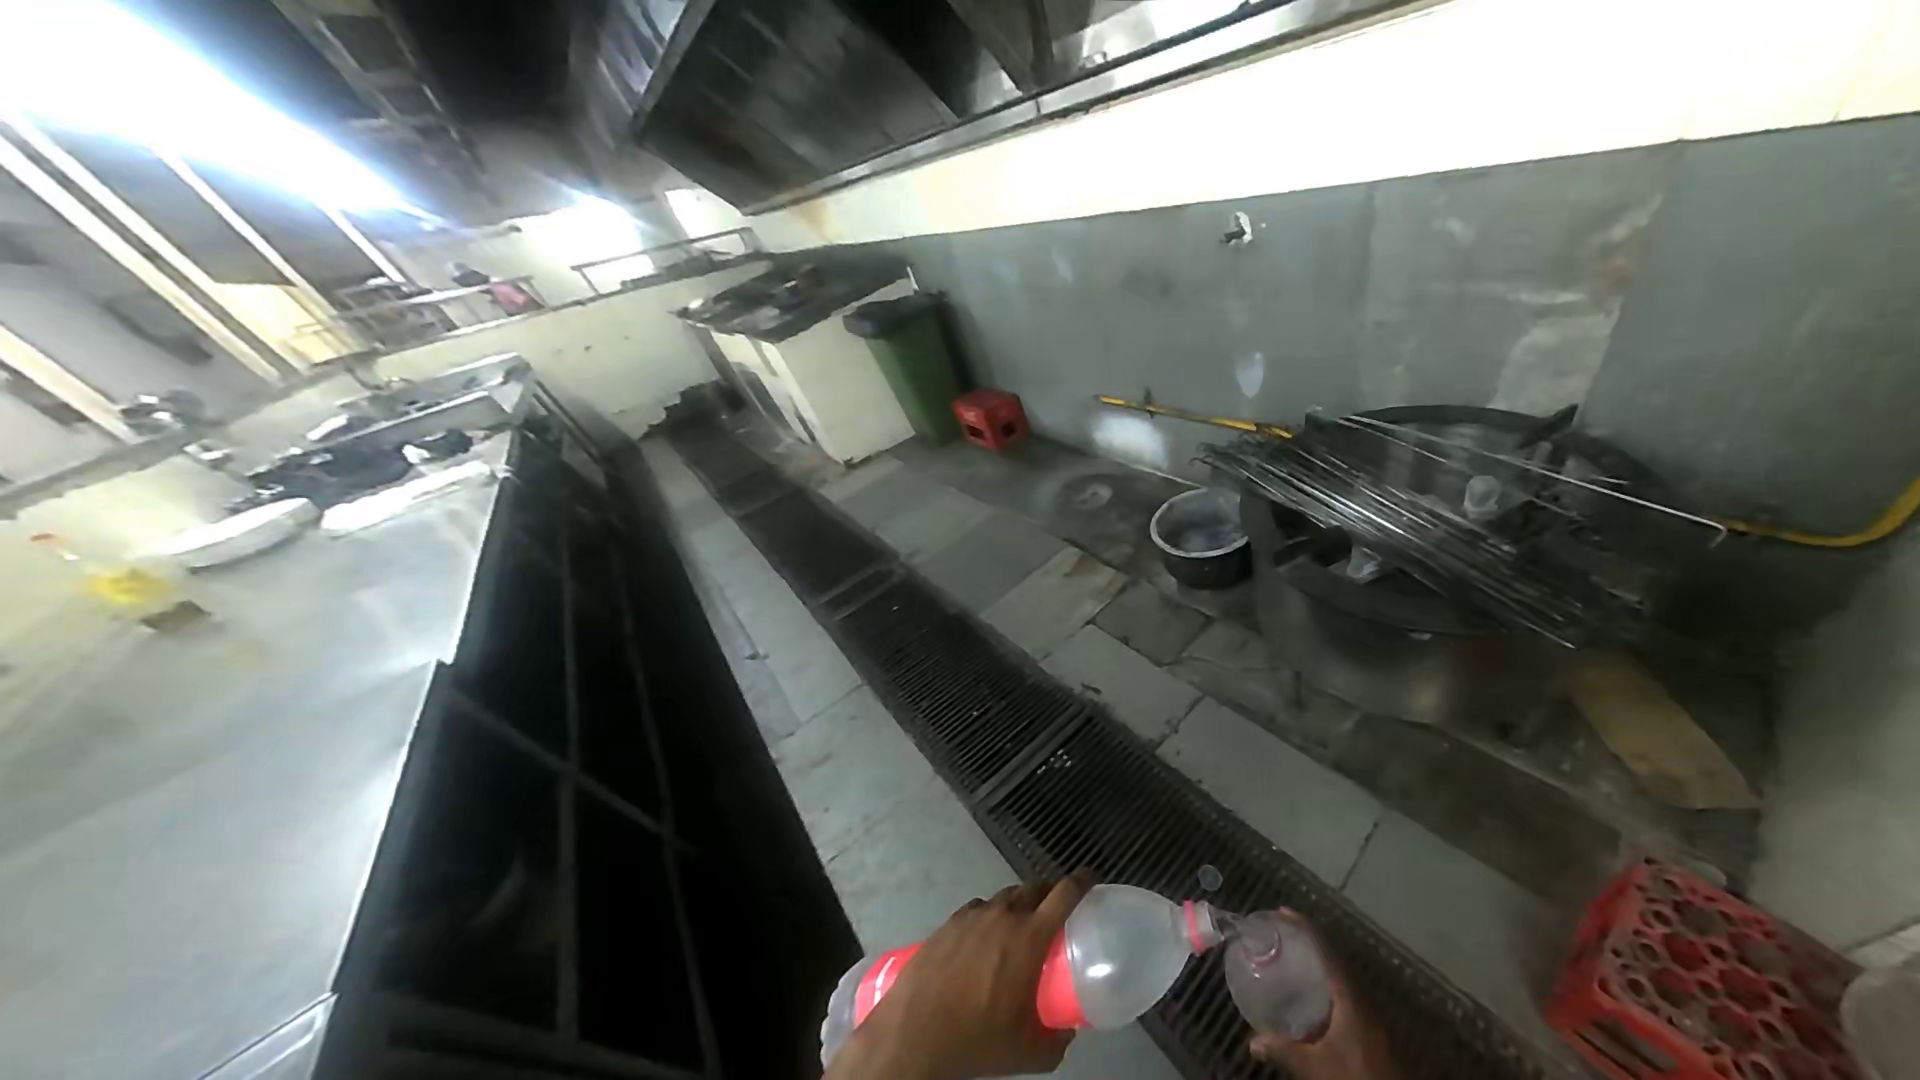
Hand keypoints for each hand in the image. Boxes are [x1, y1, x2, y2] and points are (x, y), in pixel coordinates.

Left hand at [826, 871, 1095, 1079]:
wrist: (917, 1032)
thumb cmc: (979, 1039)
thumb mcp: (1030, 1052)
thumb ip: (1056, 1039)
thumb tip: (1067, 1032)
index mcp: (1029, 937)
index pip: (1063, 894)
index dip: (1081, 881)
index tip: (1091, 876)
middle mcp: (1002, 915)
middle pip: (1033, 888)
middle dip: (1049, 892)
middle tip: (1058, 908)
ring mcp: (972, 915)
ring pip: (1004, 897)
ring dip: (1018, 904)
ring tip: (1021, 925)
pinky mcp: (948, 922)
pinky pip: (978, 909)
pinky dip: (990, 915)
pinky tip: (985, 938)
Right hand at [1248, 911, 1402, 1079]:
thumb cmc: (1357, 1077)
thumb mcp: (1317, 1068)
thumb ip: (1284, 1051)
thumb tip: (1252, 1042)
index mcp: (1350, 999)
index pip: (1327, 951)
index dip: (1306, 927)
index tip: (1282, 912)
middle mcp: (1362, 999)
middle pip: (1335, 957)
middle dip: (1310, 939)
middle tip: (1283, 930)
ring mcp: (1369, 1014)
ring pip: (1342, 974)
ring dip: (1320, 958)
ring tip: (1293, 953)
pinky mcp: (1370, 1028)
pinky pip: (1344, 990)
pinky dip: (1326, 979)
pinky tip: (1311, 992)